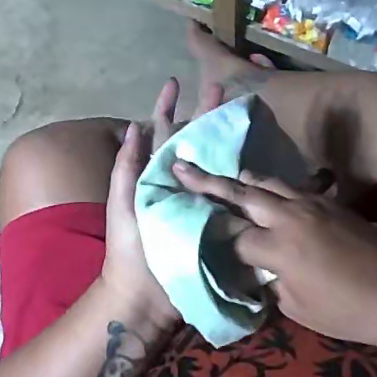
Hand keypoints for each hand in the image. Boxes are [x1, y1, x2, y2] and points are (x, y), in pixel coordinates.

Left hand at [97, 77, 225, 328]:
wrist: (144, 294)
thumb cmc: (129, 245)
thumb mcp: (122, 200)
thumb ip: (127, 164)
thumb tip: (134, 123)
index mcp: (153, 173)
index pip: (161, 132)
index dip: (167, 106)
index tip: (174, 82)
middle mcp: (179, 181)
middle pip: (194, 139)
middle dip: (205, 112)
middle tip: (220, 86)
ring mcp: (199, 198)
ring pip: (214, 160)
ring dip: (224, 136)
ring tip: (239, 112)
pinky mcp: (217, 218)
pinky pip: (229, 191)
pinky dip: (239, 173)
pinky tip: (254, 155)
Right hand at [171, 163, 376, 348]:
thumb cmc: (349, 311)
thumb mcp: (299, 308)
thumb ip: (270, 282)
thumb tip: (256, 269)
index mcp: (278, 248)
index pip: (234, 237)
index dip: (216, 241)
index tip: (198, 241)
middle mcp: (289, 216)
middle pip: (240, 191)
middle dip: (207, 181)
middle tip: (180, 166)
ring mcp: (310, 203)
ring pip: (266, 181)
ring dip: (241, 179)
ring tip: (219, 174)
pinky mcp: (328, 201)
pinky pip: (291, 187)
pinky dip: (272, 187)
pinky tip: (264, 190)